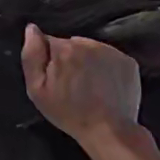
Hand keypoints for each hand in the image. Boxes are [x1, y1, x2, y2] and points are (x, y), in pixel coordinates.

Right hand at [21, 25, 142, 149]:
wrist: (108, 130)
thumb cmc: (68, 113)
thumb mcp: (37, 90)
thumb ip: (31, 56)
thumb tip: (31, 29)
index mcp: (65, 48)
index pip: (49, 42)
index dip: (49, 60)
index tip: (53, 78)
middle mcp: (89, 43)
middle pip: (72, 45)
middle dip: (69, 60)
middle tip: (70, 86)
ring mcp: (112, 52)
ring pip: (92, 50)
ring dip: (88, 62)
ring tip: (88, 87)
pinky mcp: (129, 62)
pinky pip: (110, 58)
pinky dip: (106, 68)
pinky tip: (104, 87)